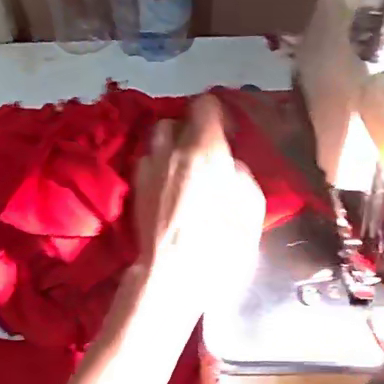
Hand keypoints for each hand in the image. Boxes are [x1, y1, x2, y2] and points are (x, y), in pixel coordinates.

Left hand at [127, 94, 265, 331]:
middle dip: (189, 130)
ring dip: (169, 148)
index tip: (227, 132)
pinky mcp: (133, 191)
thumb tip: (230, 165)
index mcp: (204, 150)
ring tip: (182, 168)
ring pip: (156, 142)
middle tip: (204, 151)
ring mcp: (147, 170)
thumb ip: (241, 176)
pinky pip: (146, 166)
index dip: (218, 114)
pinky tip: (167, 188)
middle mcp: (170, 151)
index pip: (205, 106)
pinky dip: (157, 169)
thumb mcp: (251, 209)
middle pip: (176, 121)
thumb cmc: (220, 247)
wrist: (172, 278)